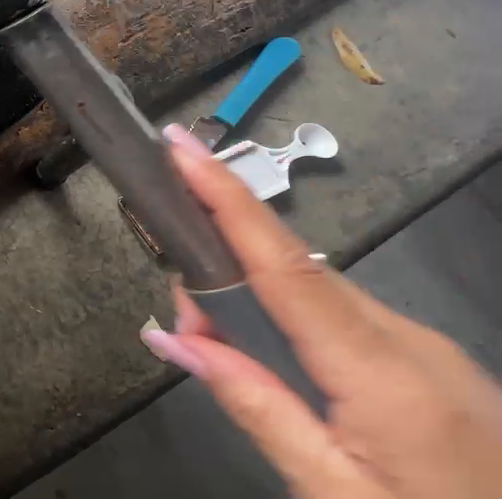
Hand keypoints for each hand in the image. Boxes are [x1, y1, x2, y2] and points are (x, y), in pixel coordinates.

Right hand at [143, 124, 501, 498]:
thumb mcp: (332, 494)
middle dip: (221, 282)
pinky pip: (345, 320)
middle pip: (292, 276)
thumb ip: (255, 408)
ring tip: (230, 360)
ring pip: (315, 297)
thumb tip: (171, 336)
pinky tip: (284, 373)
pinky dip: (294, 328)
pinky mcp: (439, 367)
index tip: (182, 147)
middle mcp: (415, 347)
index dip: (228, 200)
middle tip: (187, 333)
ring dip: (255, 311)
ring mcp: (435, 354)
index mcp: (388, 378)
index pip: (286, 266)